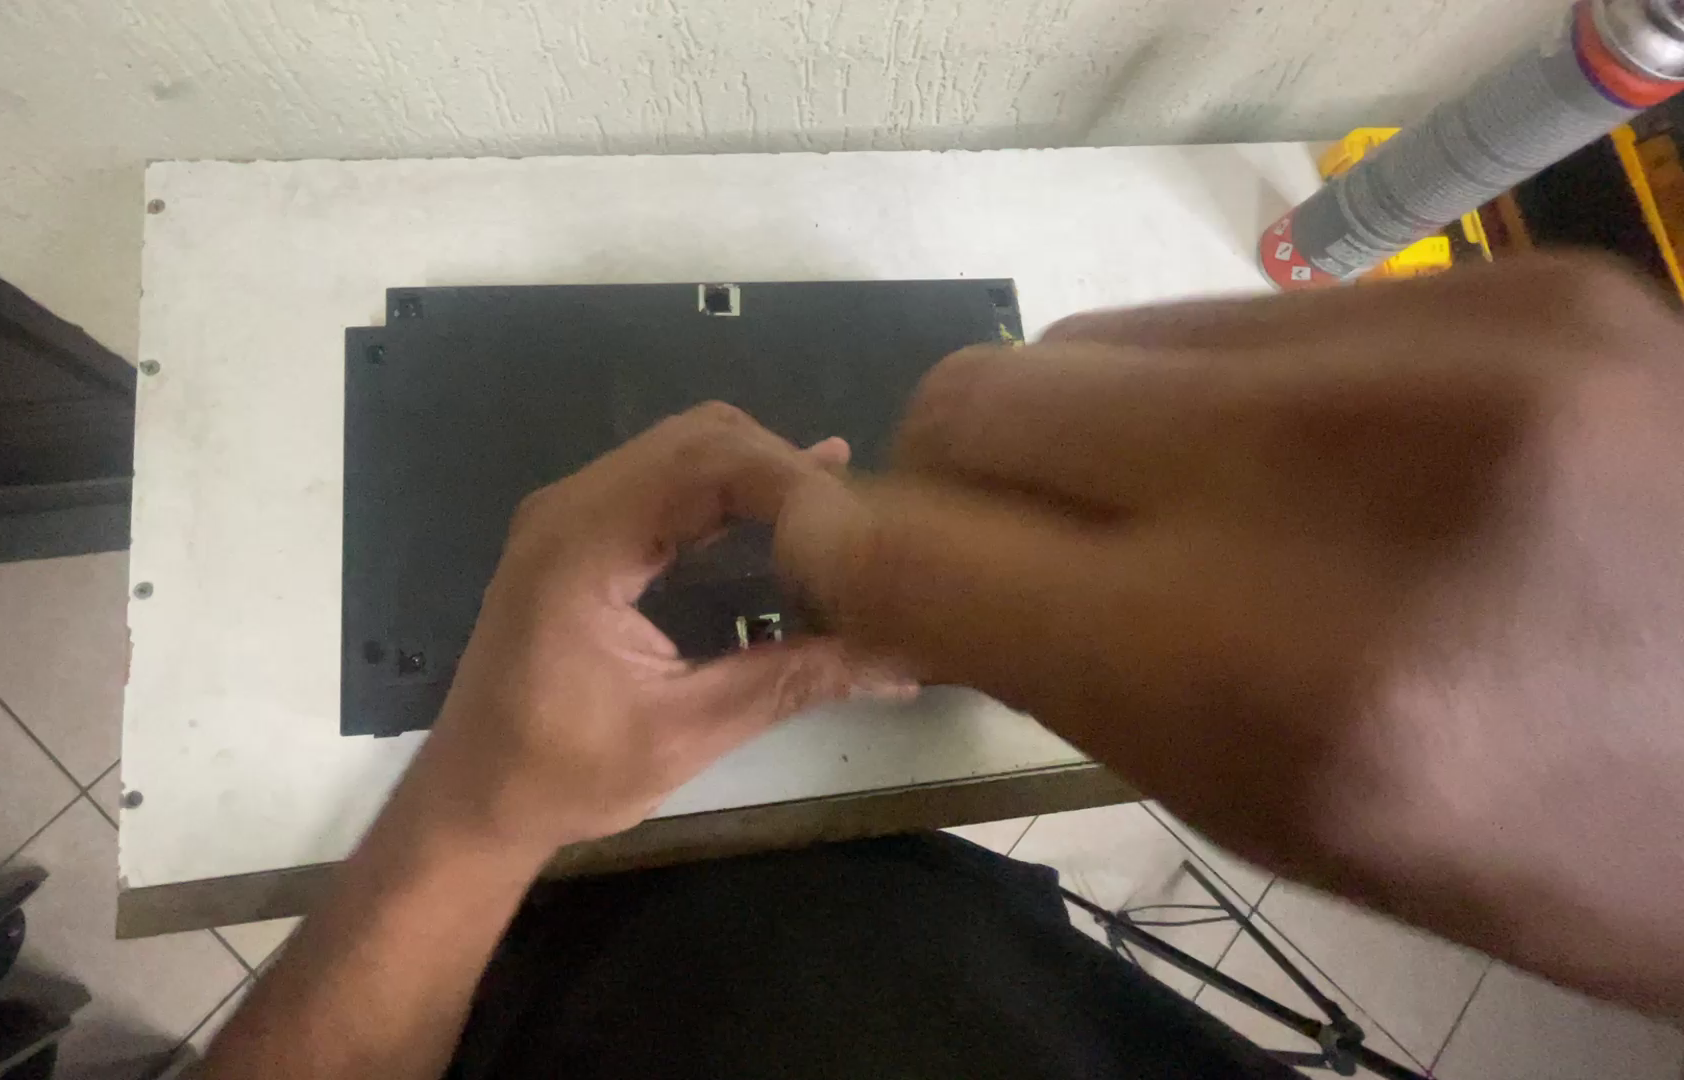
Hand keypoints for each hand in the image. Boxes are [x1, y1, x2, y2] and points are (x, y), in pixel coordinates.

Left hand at [394, 403, 892, 857]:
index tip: (857, 528)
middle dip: (782, 468)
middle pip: (697, 438)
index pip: (705, 464)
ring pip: (684, 449)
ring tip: (831, 513)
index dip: (791, 481)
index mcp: (582, 544)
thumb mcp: (683, 734)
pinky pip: (666, 480)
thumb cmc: (560, 776)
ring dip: (758, 472)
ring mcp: (572, 512)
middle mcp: (572, 505)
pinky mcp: (582, 531)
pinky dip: (727, 488)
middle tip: (850, 522)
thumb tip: (897, 659)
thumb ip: (790, 681)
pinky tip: (783, 502)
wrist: (472, 797)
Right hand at [775, 255, 1683, 1014]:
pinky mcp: (1497, 284)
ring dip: (1051, 430)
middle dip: (933, 471)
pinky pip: (1195, 321)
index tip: (820, 547)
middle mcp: (1331, 486)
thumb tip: (880, 553)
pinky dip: (1161, 393)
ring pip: (1070, 342)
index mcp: (1247, 677)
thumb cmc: (1478, 824)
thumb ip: (1022, 648)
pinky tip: (1243, 455)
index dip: (833, 544)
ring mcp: (1436, 351)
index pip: (916, 554)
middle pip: (971, 400)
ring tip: (1133, 500)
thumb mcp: (1218, 787)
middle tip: (983, 530)